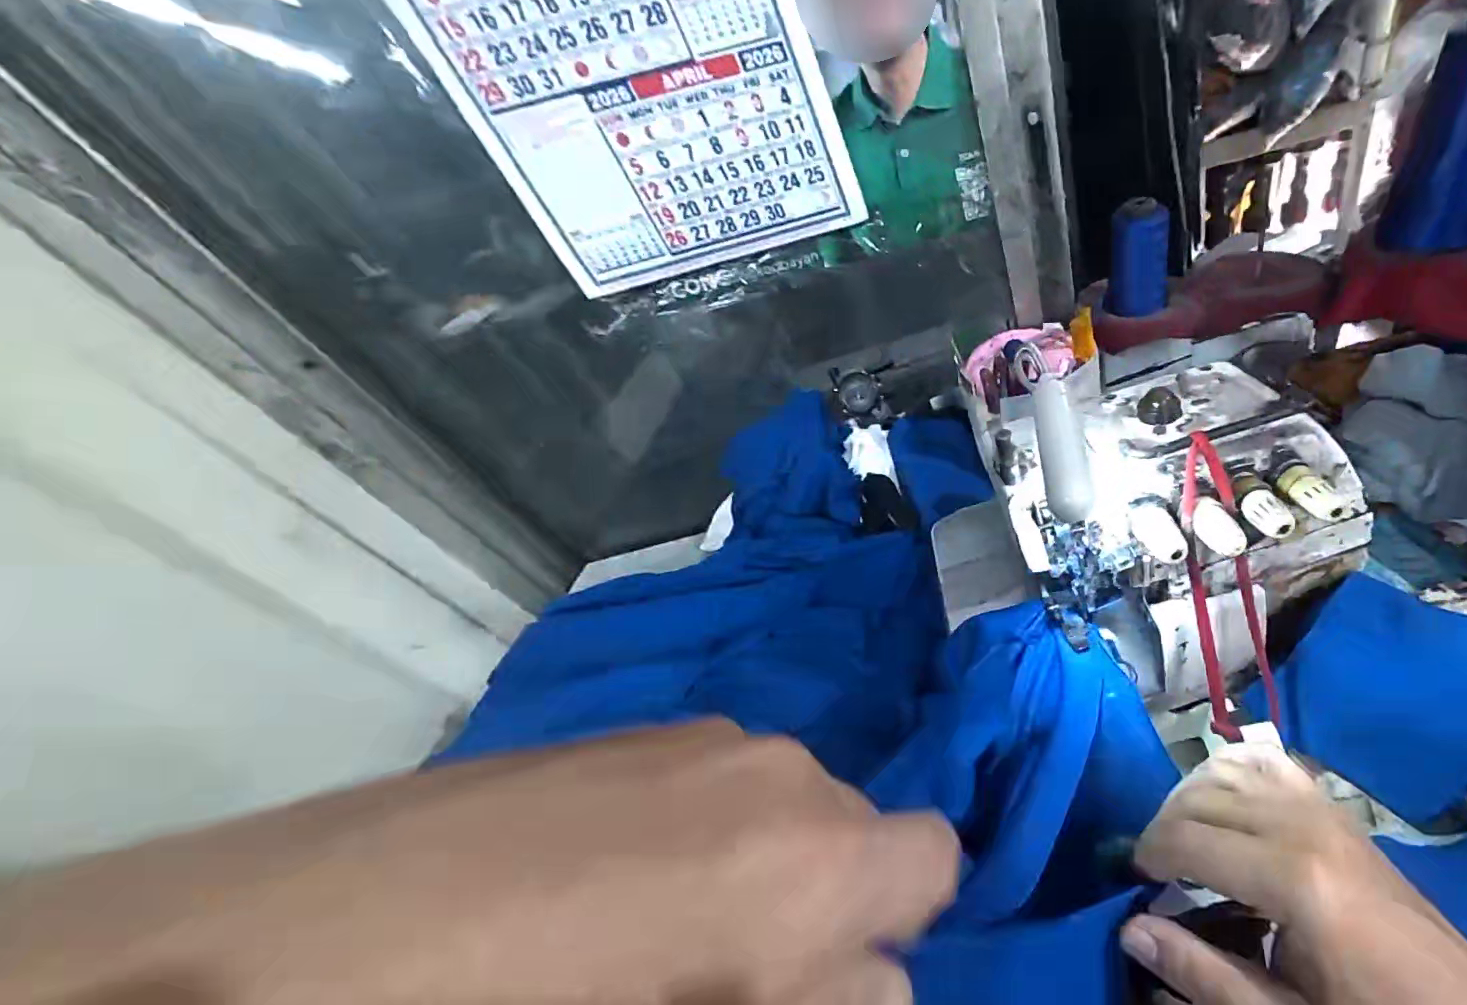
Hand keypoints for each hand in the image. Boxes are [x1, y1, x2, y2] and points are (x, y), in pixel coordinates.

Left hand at [0, 720, 958, 1004]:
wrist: (287, 952)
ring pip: (785, 808)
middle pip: (858, 833)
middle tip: (734, 982)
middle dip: (825, 911)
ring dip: (758, 873)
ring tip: (652, 943)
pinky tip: (601, 895)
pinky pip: (717, 787)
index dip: (902, 930)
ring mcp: (699, 737)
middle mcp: (773, 767)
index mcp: (808, 852)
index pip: (932, 858)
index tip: (829, 984)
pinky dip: (702, 838)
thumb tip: (877, 978)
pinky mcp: (635, 732)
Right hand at [1122, 742, 1466, 1004]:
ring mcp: (1324, 809)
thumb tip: (1132, 929)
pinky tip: (1223, 795)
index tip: (1135, 879)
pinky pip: (1271, 764)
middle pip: (1203, 797)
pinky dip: (1235, 769)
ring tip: (1182, 837)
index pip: (1190, 839)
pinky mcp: (1338, 809)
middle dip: (1165, 824)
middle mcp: (1303, 824)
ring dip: (1192, 795)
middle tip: (1154, 866)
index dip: (1151, 853)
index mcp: (1294, 879)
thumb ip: (1206, 975)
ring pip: (1229, 770)